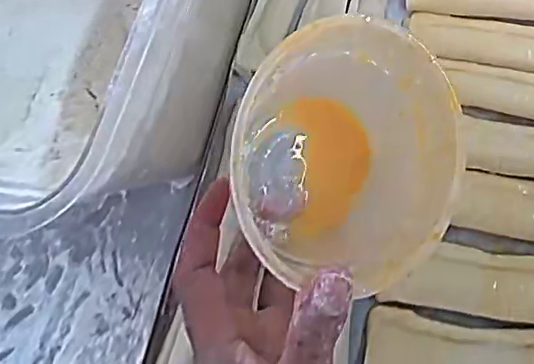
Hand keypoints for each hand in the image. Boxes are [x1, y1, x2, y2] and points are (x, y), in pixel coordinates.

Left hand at [173, 179, 351, 363]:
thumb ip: (309, 335)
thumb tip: (333, 275)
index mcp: (219, 342)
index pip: (195, 276)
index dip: (202, 230)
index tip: (223, 187)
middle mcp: (239, 337)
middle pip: (238, 269)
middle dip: (257, 225)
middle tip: (286, 186)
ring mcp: (268, 344)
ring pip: (272, 281)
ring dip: (289, 245)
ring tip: (313, 207)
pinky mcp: (296, 350)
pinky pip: (302, 299)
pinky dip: (316, 271)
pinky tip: (338, 250)